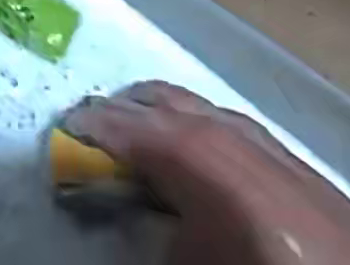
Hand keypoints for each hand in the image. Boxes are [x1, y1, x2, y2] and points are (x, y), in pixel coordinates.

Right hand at [62, 82, 349, 264]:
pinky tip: (193, 156)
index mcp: (187, 150)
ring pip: (184, 101)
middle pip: (146, 100)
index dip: (79, 131)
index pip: (111, 122)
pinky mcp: (289, 153)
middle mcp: (218, 127)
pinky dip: (190, 124)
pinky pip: (220, 118)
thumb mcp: (189, 259)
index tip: (60, 143)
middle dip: (114, 116)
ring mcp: (256, 134)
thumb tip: (113, 200)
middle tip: (92, 142)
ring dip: (151, 115)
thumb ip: (143, 223)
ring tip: (138, 145)